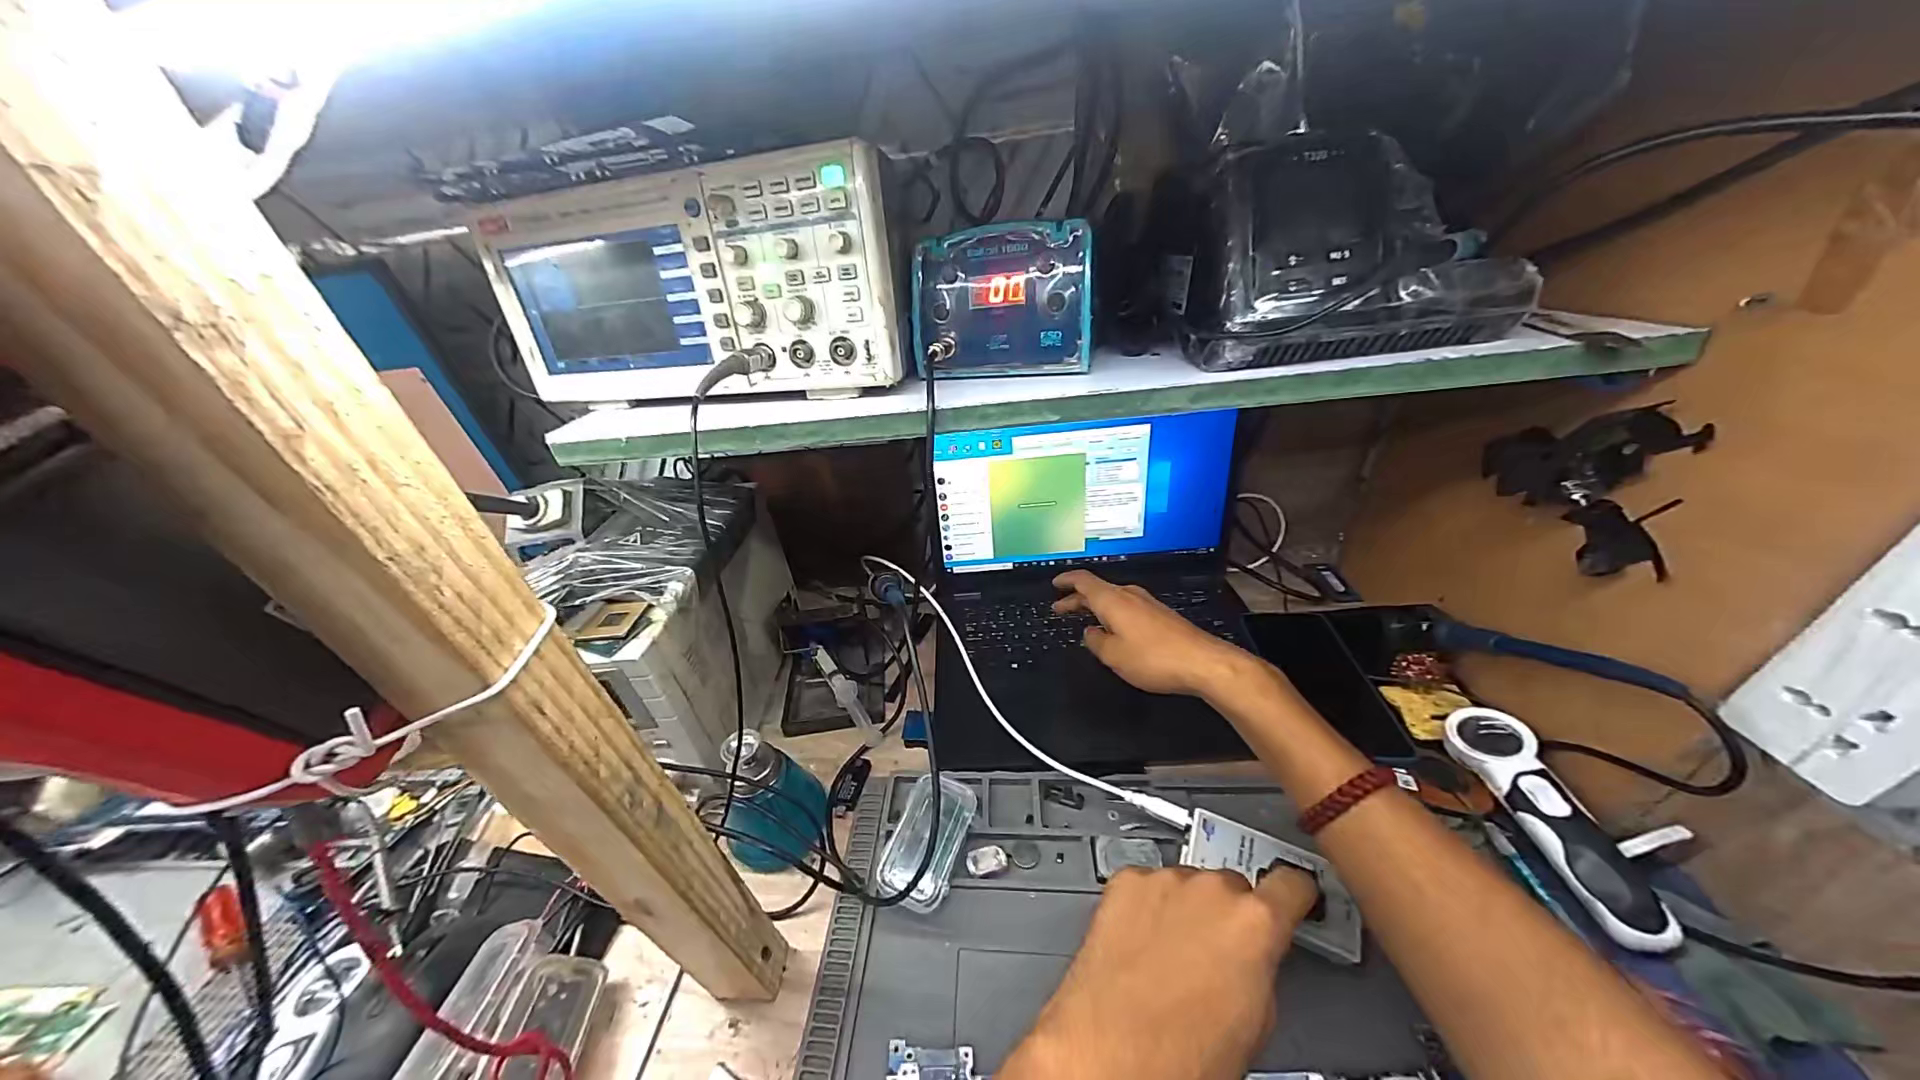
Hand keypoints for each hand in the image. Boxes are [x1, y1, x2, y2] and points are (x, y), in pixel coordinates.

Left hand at [999, 865, 1319, 1079]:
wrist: (1116, 1050)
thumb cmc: (1183, 1053)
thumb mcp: (1257, 1018)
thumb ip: (1262, 966)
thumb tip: (1256, 956)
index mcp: (1255, 923)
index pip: (1290, 884)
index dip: (1293, 893)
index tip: (1291, 894)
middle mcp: (1210, 890)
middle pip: (1231, 886)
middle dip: (1226, 914)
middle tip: (1212, 954)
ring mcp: (1164, 882)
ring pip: (1187, 885)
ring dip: (1184, 909)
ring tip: (1169, 956)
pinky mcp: (1124, 883)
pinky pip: (1145, 885)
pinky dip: (1145, 906)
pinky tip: (1139, 941)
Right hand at [1052, 570, 1256, 696]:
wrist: (1203, 663)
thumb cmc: (1156, 658)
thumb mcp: (1113, 655)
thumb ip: (1095, 641)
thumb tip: (1091, 633)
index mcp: (1113, 600)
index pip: (1083, 580)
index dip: (1066, 581)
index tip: (1055, 585)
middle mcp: (1130, 595)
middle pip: (1097, 589)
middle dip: (1077, 598)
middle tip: (1061, 608)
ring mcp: (1148, 604)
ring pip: (1113, 598)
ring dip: (1096, 607)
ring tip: (1085, 619)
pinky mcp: (1161, 615)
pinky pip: (1128, 608)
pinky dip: (1113, 614)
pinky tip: (1114, 630)